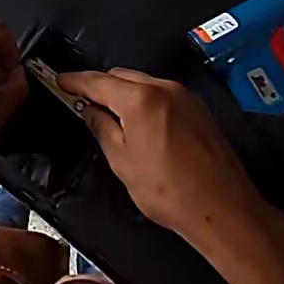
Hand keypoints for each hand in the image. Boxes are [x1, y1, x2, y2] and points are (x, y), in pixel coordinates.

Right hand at [58, 68, 277, 252]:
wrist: (221, 207)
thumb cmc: (169, 190)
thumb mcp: (122, 161)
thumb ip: (102, 128)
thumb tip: (90, 110)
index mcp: (141, 98)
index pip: (98, 81)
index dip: (75, 81)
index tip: (61, 81)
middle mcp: (165, 88)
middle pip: (122, 75)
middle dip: (100, 85)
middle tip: (82, 101)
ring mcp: (185, 96)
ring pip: (144, 82)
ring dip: (124, 93)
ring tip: (109, 114)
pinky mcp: (198, 108)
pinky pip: (163, 94)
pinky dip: (145, 100)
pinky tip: (139, 121)